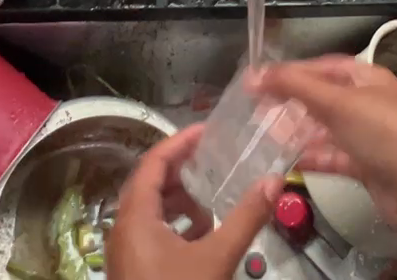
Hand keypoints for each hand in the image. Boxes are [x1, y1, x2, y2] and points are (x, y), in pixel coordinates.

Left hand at [108, 124, 281, 279]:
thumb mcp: (217, 259)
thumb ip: (245, 218)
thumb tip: (273, 181)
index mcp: (135, 218)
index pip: (153, 162)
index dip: (180, 142)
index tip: (208, 131)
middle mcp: (123, 230)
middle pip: (149, 183)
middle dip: (182, 169)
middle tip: (212, 159)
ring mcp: (125, 254)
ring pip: (150, 210)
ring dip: (179, 199)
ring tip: (211, 199)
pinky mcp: (133, 273)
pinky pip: (150, 233)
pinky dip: (175, 224)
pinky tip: (203, 234)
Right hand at [250, 56, 396, 232]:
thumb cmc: (385, 134)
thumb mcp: (339, 102)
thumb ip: (295, 87)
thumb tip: (254, 73)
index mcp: (366, 77)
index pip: (321, 67)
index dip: (289, 72)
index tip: (256, 82)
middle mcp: (367, 103)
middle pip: (322, 97)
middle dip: (291, 103)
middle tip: (256, 112)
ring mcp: (368, 136)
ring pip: (325, 128)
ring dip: (298, 131)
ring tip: (265, 136)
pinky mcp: (367, 167)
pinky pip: (333, 156)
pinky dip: (313, 157)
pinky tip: (290, 162)